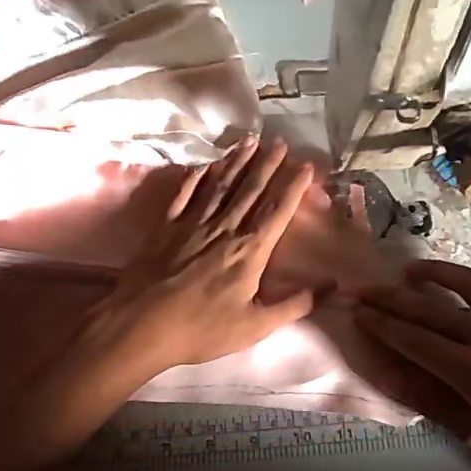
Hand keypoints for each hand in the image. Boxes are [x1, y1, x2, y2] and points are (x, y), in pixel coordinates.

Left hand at [86, 137, 319, 379]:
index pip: (278, 211)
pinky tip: (205, 165)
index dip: (294, 186)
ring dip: (237, 162)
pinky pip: (184, 195)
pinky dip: (196, 178)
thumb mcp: (256, 326)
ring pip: (220, 185)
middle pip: (251, 190)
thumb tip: (332, 286)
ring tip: (250, 141)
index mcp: (250, 251)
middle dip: (268, 164)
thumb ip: (295, 305)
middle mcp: (224, 229)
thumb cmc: (202, 329)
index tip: (307, 165)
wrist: (139, 326)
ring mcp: (192, 225)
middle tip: (280, 142)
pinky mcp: (165, 228)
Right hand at [354, 240, 470, 470]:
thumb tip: (389, 376)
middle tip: (367, 289)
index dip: (382, 324)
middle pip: (433, 309)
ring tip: (410, 271)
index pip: (415, 340)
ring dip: (436, 272)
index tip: (357, 311)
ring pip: (470, 285)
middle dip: (394, 298)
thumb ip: (432, 402)